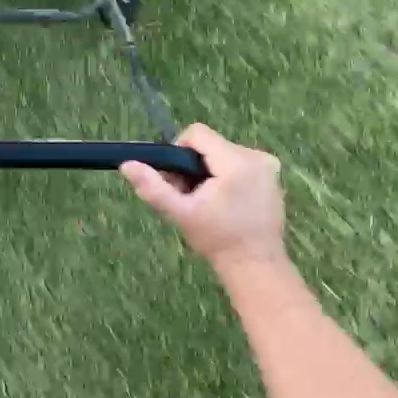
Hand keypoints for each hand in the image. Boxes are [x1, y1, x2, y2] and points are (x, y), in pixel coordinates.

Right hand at [120, 123, 286, 270]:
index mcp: (237, 161)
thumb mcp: (180, 213)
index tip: (178, 180)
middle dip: (193, 166)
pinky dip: (225, 176)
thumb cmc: (217, 239)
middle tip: (190, 197)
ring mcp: (268, 167)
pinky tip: (225, 203)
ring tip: (207, 202)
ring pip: (222, 154)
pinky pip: (238, 163)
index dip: (178, 152)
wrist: (255, 264)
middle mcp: (257, 157)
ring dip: (208, 172)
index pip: (197, 133)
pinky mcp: (272, 176)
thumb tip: (126, 164)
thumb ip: (153, 187)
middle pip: (209, 145)